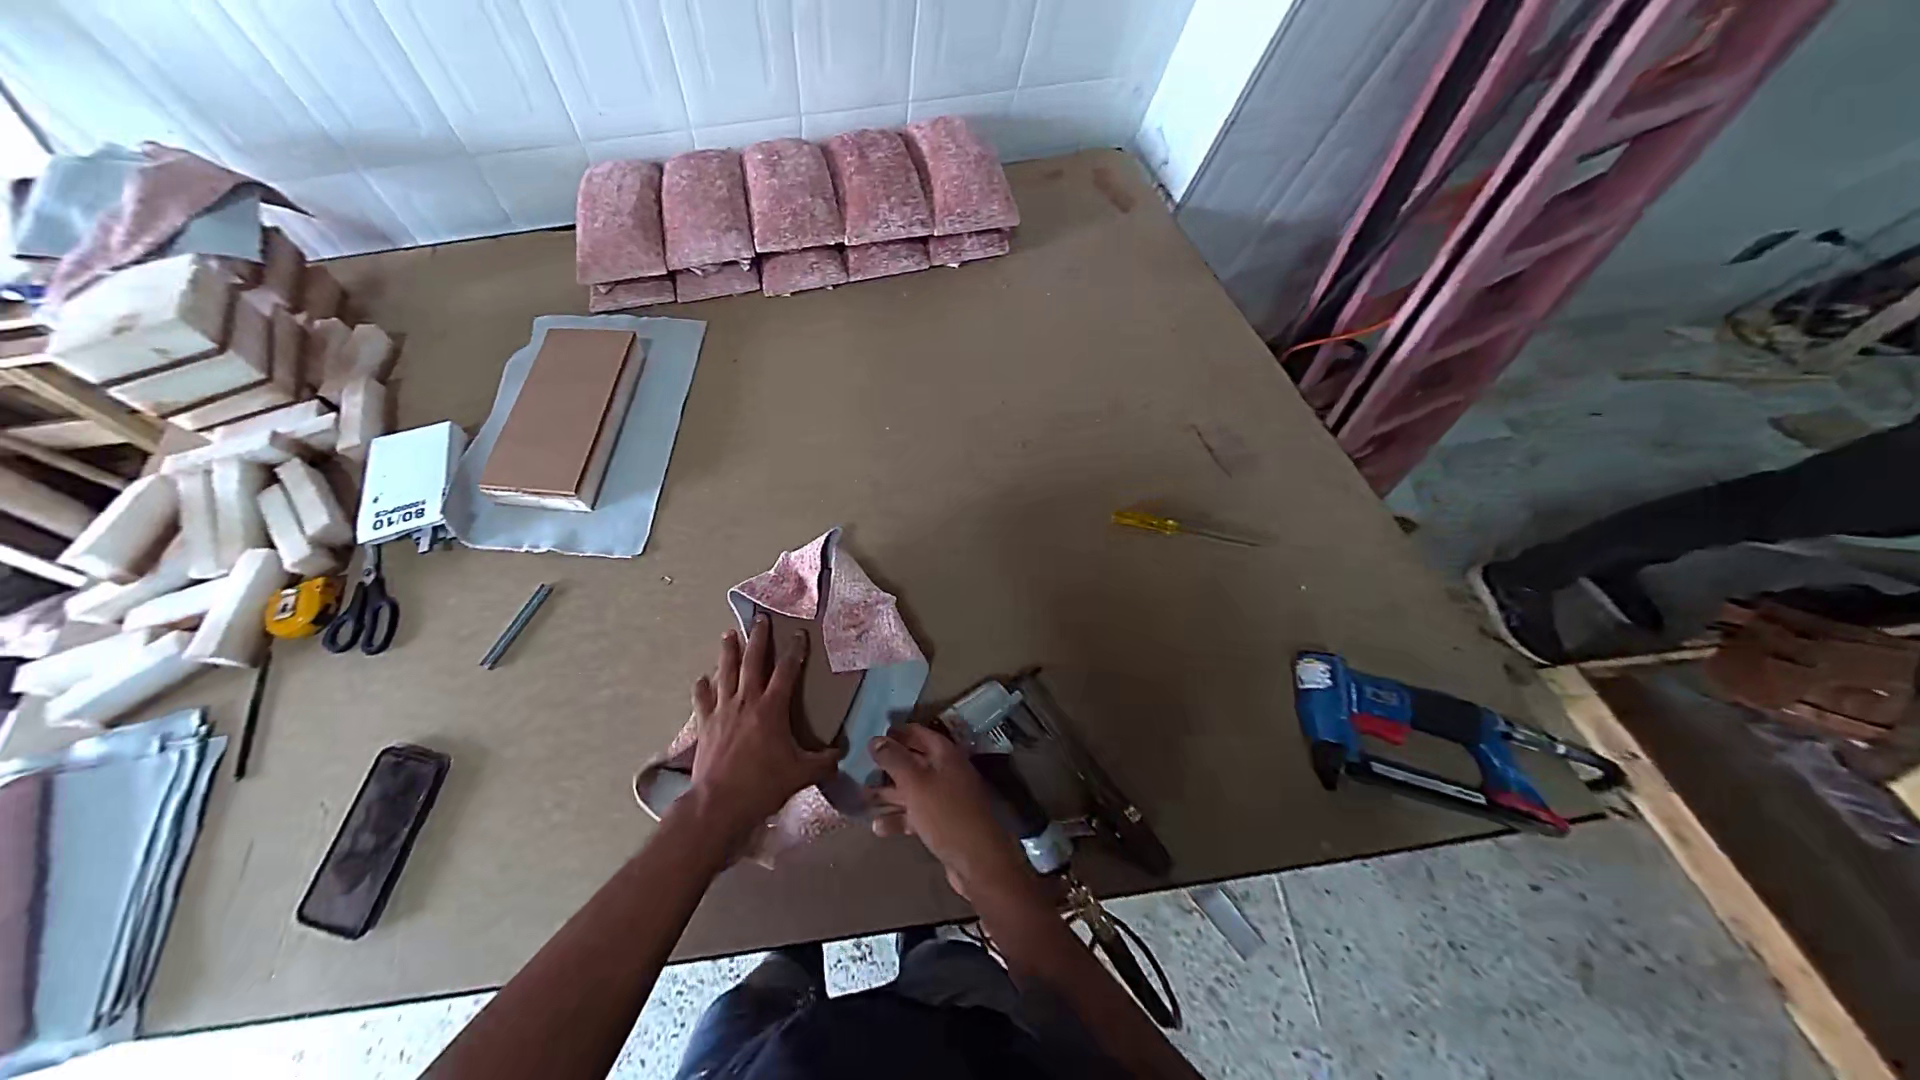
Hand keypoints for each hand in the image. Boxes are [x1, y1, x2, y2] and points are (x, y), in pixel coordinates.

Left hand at [686, 614, 841, 839]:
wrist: (719, 803)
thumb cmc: (764, 784)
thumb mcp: (803, 774)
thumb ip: (824, 762)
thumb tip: (842, 754)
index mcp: (772, 708)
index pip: (787, 671)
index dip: (795, 650)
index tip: (799, 633)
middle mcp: (746, 701)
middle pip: (752, 662)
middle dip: (758, 639)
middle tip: (759, 619)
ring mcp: (722, 711)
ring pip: (725, 673)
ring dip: (727, 652)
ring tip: (728, 634)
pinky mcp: (705, 725)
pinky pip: (703, 700)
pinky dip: (703, 687)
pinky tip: (702, 679)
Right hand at [868, 725, 1035, 901]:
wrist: (978, 861)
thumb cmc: (946, 814)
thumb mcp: (916, 783)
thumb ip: (894, 760)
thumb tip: (875, 739)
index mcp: (944, 754)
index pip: (916, 733)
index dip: (894, 732)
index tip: (869, 735)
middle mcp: (945, 771)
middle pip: (912, 762)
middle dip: (886, 766)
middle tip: (858, 768)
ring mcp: (944, 798)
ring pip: (911, 790)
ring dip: (888, 794)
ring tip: (862, 798)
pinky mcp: (941, 822)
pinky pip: (915, 814)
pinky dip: (898, 818)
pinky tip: (878, 827)